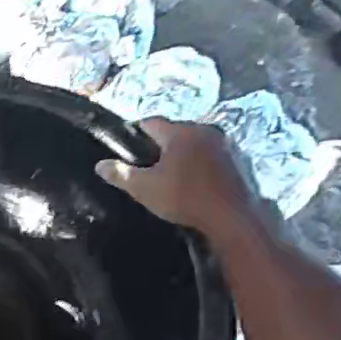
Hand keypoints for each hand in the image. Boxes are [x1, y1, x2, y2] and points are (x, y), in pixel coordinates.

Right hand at [94, 118, 269, 240]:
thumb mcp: (143, 188)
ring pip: (196, 143)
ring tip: (173, 176)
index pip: (151, 122)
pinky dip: (202, 164)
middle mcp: (205, 129)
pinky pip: (213, 155)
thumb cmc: (183, 198)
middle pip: (175, 131)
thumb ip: (120, 174)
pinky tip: (196, 182)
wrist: (232, 217)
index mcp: (180, 132)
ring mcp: (226, 143)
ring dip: (184, 154)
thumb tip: (100, 165)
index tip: (127, 150)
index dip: (135, 134)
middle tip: (148, 166)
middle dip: (161, 145)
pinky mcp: (240, 158)